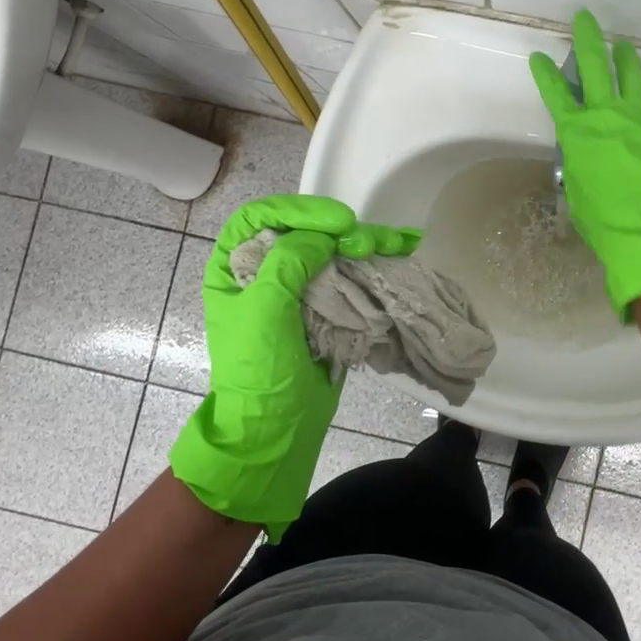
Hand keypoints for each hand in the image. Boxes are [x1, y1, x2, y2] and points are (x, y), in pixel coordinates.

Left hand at [168, 195, 418, 538]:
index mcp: (235, 269)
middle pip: (306, 231)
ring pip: (335, 253)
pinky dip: (378, 266)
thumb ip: (288, 263)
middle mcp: (266, 273)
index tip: (336, 223)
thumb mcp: (264, 312)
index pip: (261, 217)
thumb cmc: (259, 370)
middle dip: (343, 231)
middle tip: (370, 243)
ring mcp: (300, 292)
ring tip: (404, 241)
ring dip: (370, 244)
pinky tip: (403, 254)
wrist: (276, 429)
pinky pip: (351, 278)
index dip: (299, 211)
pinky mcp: (328, 310)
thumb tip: (323, 237)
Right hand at [528, 10, 640, 315]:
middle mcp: (607, 116)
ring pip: (632, 77)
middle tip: (585, 19)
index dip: (546, 74)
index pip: (556, 94)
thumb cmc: (602, 221)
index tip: (539, 58)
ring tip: (622, 47)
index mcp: (577, 133)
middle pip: (595, 67)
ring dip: (624, 59)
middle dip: (587, 39)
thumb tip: (586, 152)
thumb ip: (578, 162)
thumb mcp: (576, 189)